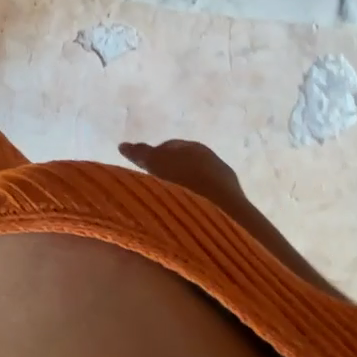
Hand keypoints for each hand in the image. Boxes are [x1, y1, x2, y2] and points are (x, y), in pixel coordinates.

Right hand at [118, 139, 243, 207]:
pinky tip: (186, 211)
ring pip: (198, 183)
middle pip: (186, 164)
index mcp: (194, 146)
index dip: (156, 155)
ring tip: (169, 200)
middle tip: (155, 184)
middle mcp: (213, 160)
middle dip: (171, 172)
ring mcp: (226, 184)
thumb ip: (139, 154)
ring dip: (184, 189)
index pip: (171, 146)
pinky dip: (196, 203)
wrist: (222, 211)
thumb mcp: (155, 163)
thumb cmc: (183, 180)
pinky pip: (208, 200)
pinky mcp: (234, 206)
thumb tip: (122, 145)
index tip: (144, 168)